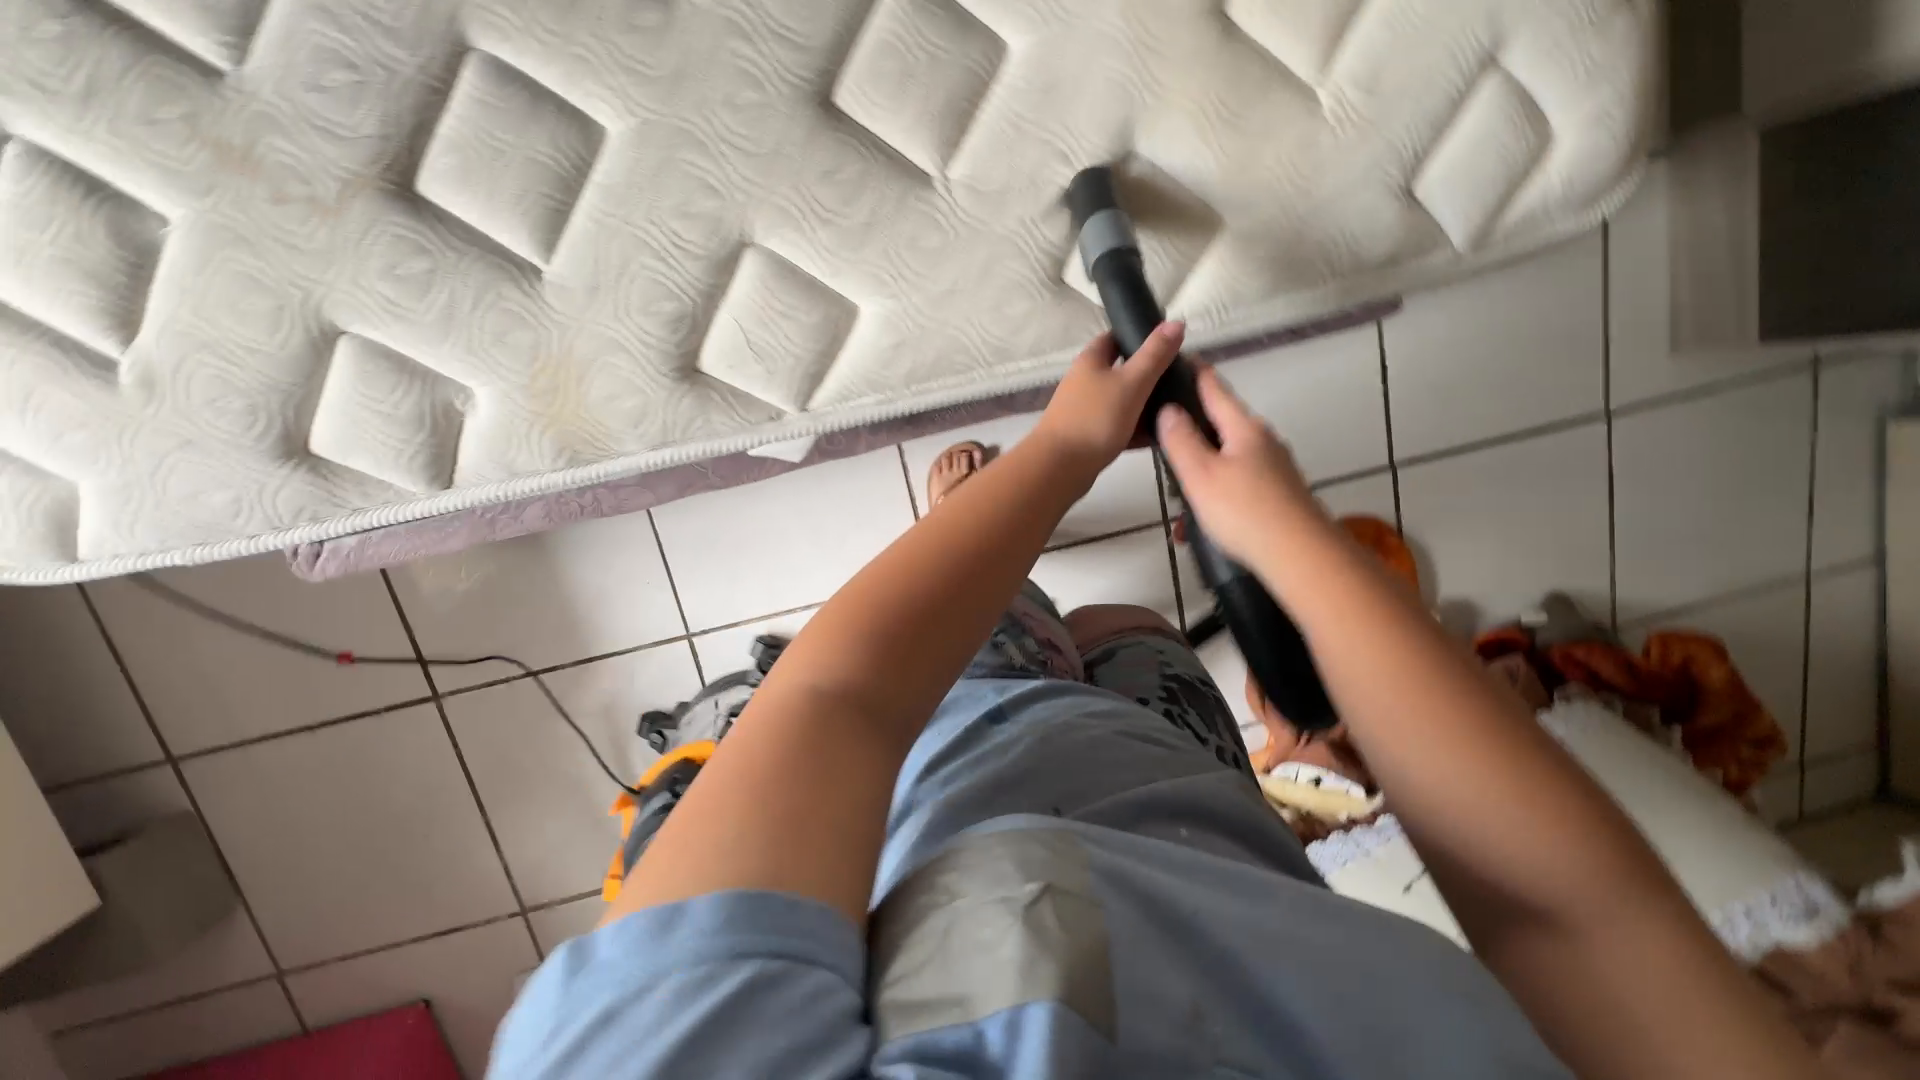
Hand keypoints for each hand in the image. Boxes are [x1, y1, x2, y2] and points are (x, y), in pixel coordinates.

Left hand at [1032, 323, 1183, 470]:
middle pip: (1123, 371)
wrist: (1059, 467)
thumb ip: (1155, 355)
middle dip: (1151, 374)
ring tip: (1180, 408)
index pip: (1116, 337)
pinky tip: (1163, 436)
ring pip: (1124, 401)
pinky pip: (1121, 428)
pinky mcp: (1091, 437)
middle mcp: (1086, 382)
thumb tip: (1176, 322)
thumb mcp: (1131, 382)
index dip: (1140, 336)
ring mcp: (1087, 410)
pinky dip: (1139, 430)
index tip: (1171, 344)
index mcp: (1091, 360)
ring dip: (1147, 405)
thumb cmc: (1095, 418)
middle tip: (1183, 379)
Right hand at [1156, 365, 1326, 566]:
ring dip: (1203, 466)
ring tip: (1178, 484)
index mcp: (1244, 428)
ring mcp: (1276, 468)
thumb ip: (1181, 440)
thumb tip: (1169, 409)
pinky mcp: (1279, 494)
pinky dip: (1217, 491)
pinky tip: (1204, 516)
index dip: (1195, 372)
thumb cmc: (1245, 511)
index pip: (1215, 389)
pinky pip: (1239, 482)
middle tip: (1163, 430)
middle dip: (1194, 426)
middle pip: (1223, 423)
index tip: (1178, 358)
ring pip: (1230, 457)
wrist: (1300, 555)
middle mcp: (1264, 441)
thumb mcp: (1201, 474)